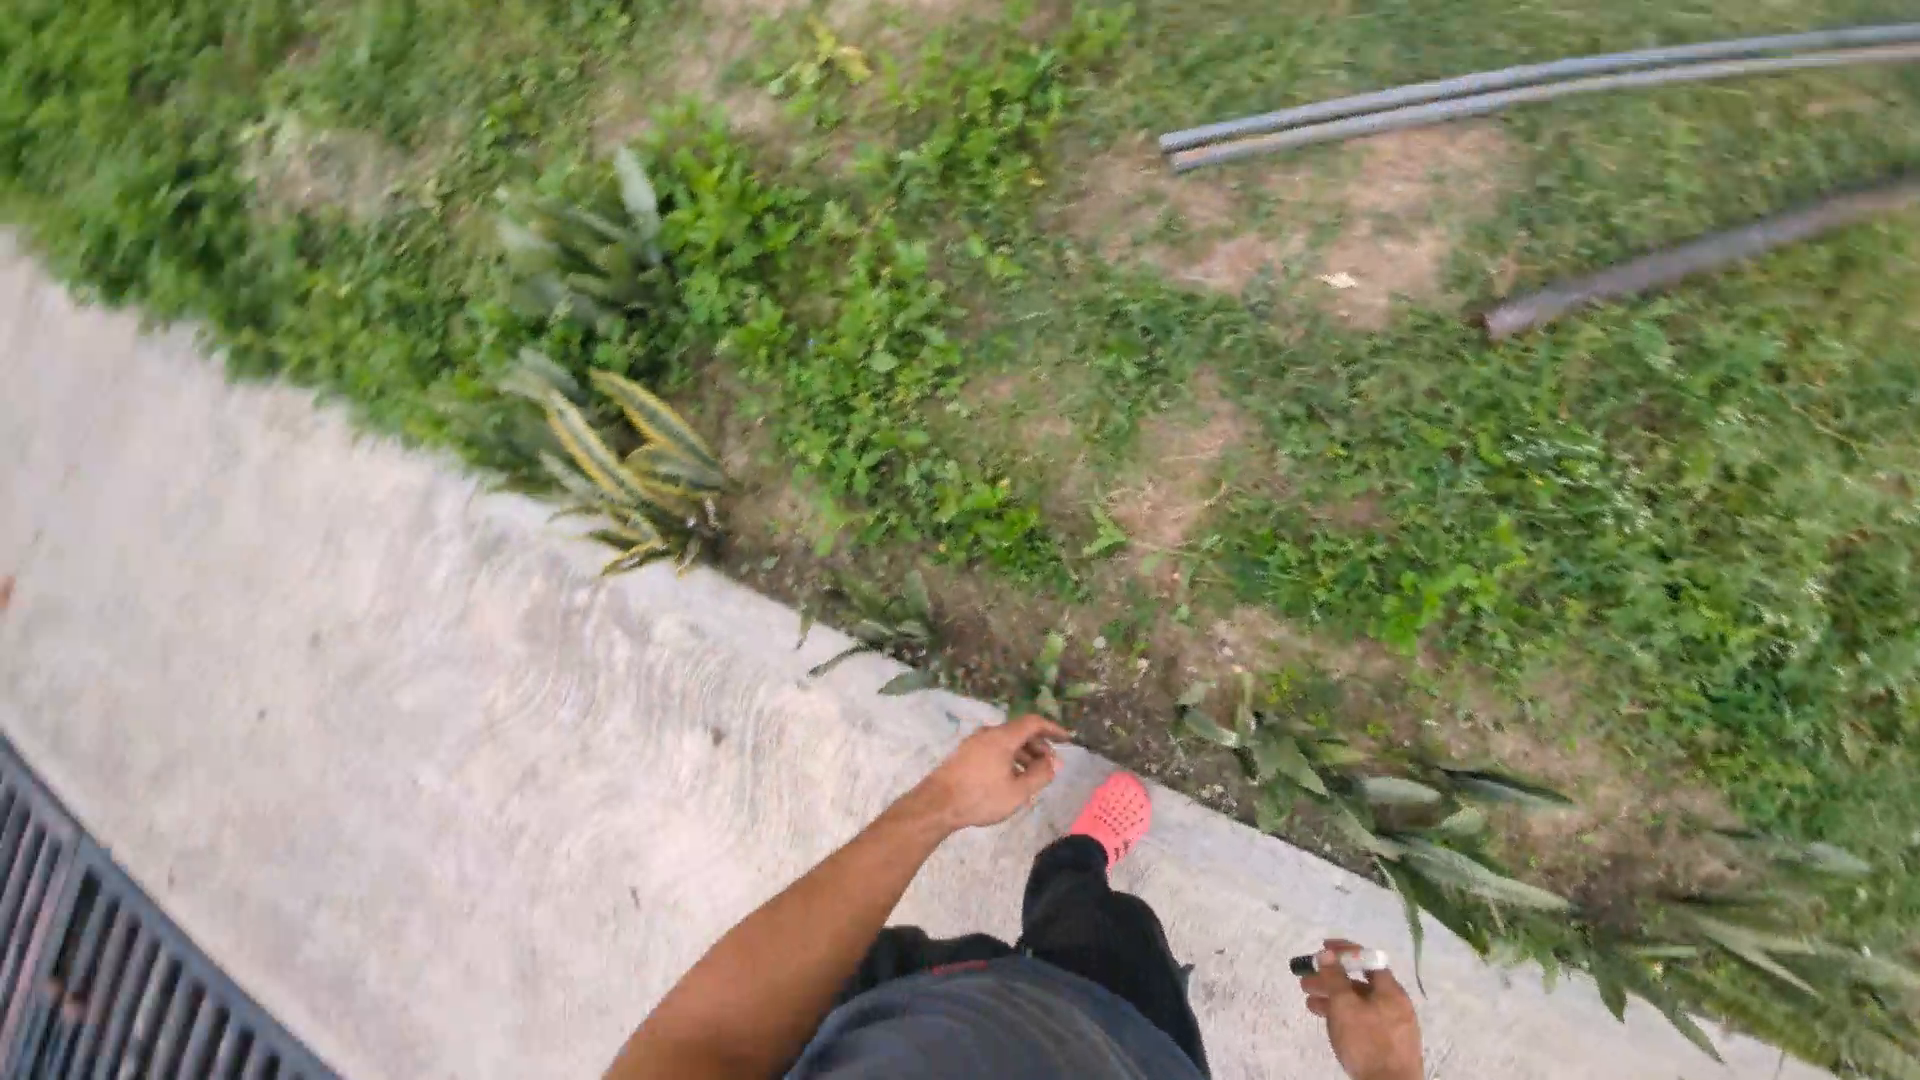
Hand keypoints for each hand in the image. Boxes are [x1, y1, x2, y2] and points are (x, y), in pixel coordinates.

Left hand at [899, 715, 1067, 831]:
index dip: (1053, 729)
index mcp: (1003, 737)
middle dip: (1038, 745)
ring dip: (1023, 753)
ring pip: (1006, 741)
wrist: (937, 804)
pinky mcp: (964, 753)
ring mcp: (974, 742)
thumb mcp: (1017, 792)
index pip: (1033, 723)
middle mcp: (988, 733)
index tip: (1067, 739)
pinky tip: (1010, 778)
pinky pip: (994, 748)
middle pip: (1019, 731)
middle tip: (1049, 764)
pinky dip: (1008, 757)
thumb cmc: (980, 797)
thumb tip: (1054, 762)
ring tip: (1032, 775)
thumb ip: (1040, 775)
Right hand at [1299, 939, 1422, 1079]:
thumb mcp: (1344, 1005)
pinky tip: (1328, 1019)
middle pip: (1360, 982)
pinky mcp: (1388, 1045)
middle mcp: (1396, 1005)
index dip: (1344, 951)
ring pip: (1359, 1003)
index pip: (1368, 960)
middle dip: (1331, 978)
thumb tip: (1327, 952)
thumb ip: (1334, 976)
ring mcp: (1393, 1026)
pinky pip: (1363, 1020)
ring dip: (1333, 998)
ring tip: (1310, 1002)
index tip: (1322, 948)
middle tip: (1307, 980)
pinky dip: (1344, 1015)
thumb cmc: (1367, 1042)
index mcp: (1391, 991)